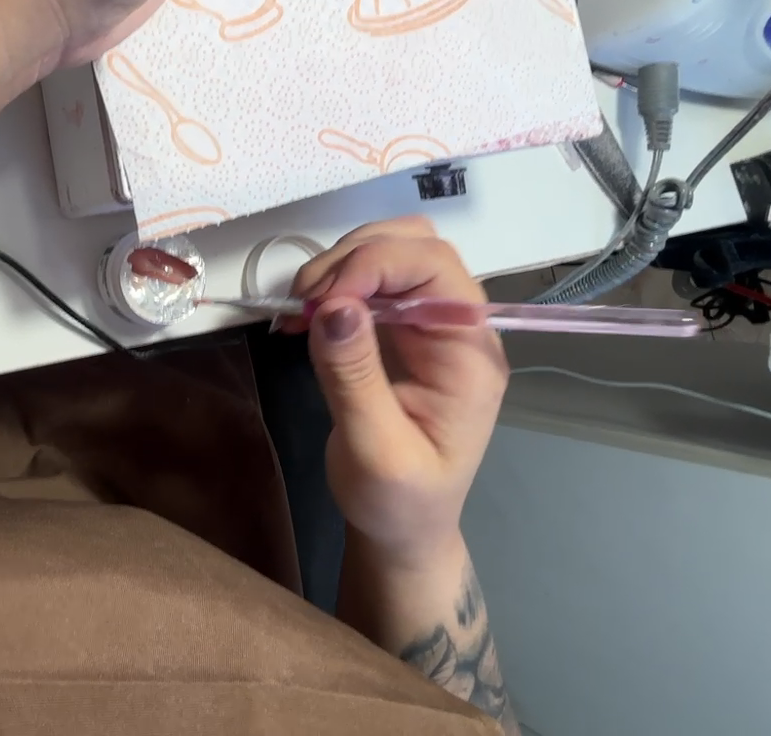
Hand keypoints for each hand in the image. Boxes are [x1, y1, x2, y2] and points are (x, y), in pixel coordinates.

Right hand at [286, 217, 508, 568]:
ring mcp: (425, 323)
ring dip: (337, 266)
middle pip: (413, 244)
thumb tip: (333, 306)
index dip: (373, 266)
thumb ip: (355, 376)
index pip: (433, 266)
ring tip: (301, 310)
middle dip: (351, 258)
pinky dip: (330, 283)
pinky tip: (305, 315)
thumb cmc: (397, 499)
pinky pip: (365, 278)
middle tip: (305, 303)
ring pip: (387, 251)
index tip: (321, 303)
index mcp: (469, 352)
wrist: (401, 526)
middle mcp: (454, 325)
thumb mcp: (375, 448)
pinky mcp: (396, 327)